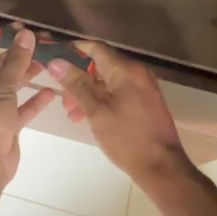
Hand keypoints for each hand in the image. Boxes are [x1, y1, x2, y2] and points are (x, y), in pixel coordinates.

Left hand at [0, 27, 55, 188]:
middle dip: (20, 56)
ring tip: (49, 62)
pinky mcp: (7, 125)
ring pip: (13, 87)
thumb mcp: (0, 85)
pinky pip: (22, 108)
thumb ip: (15, 61)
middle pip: (1, 68)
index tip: (23, 29)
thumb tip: (26, 34)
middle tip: (43, 44)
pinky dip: (34, 100)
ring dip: (28, 75)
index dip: (3, 39)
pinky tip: (51, 91)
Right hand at [45, 42, 191, 183]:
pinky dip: (101, 99)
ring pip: (108, 81)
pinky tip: (89, 117)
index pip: (96, 48)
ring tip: (72, 113)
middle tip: (63, 98)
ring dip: (88, 92)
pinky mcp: (146, 102)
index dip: (73, 50)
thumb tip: (56, 62)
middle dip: (78, 78)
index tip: (54, 58)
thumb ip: (76, 84)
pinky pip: (118, 92)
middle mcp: (137, 73)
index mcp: (126, 70)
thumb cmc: (127, 138)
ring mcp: (144, 88)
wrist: (162, 168)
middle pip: (101, 65)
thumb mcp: (96, 111)